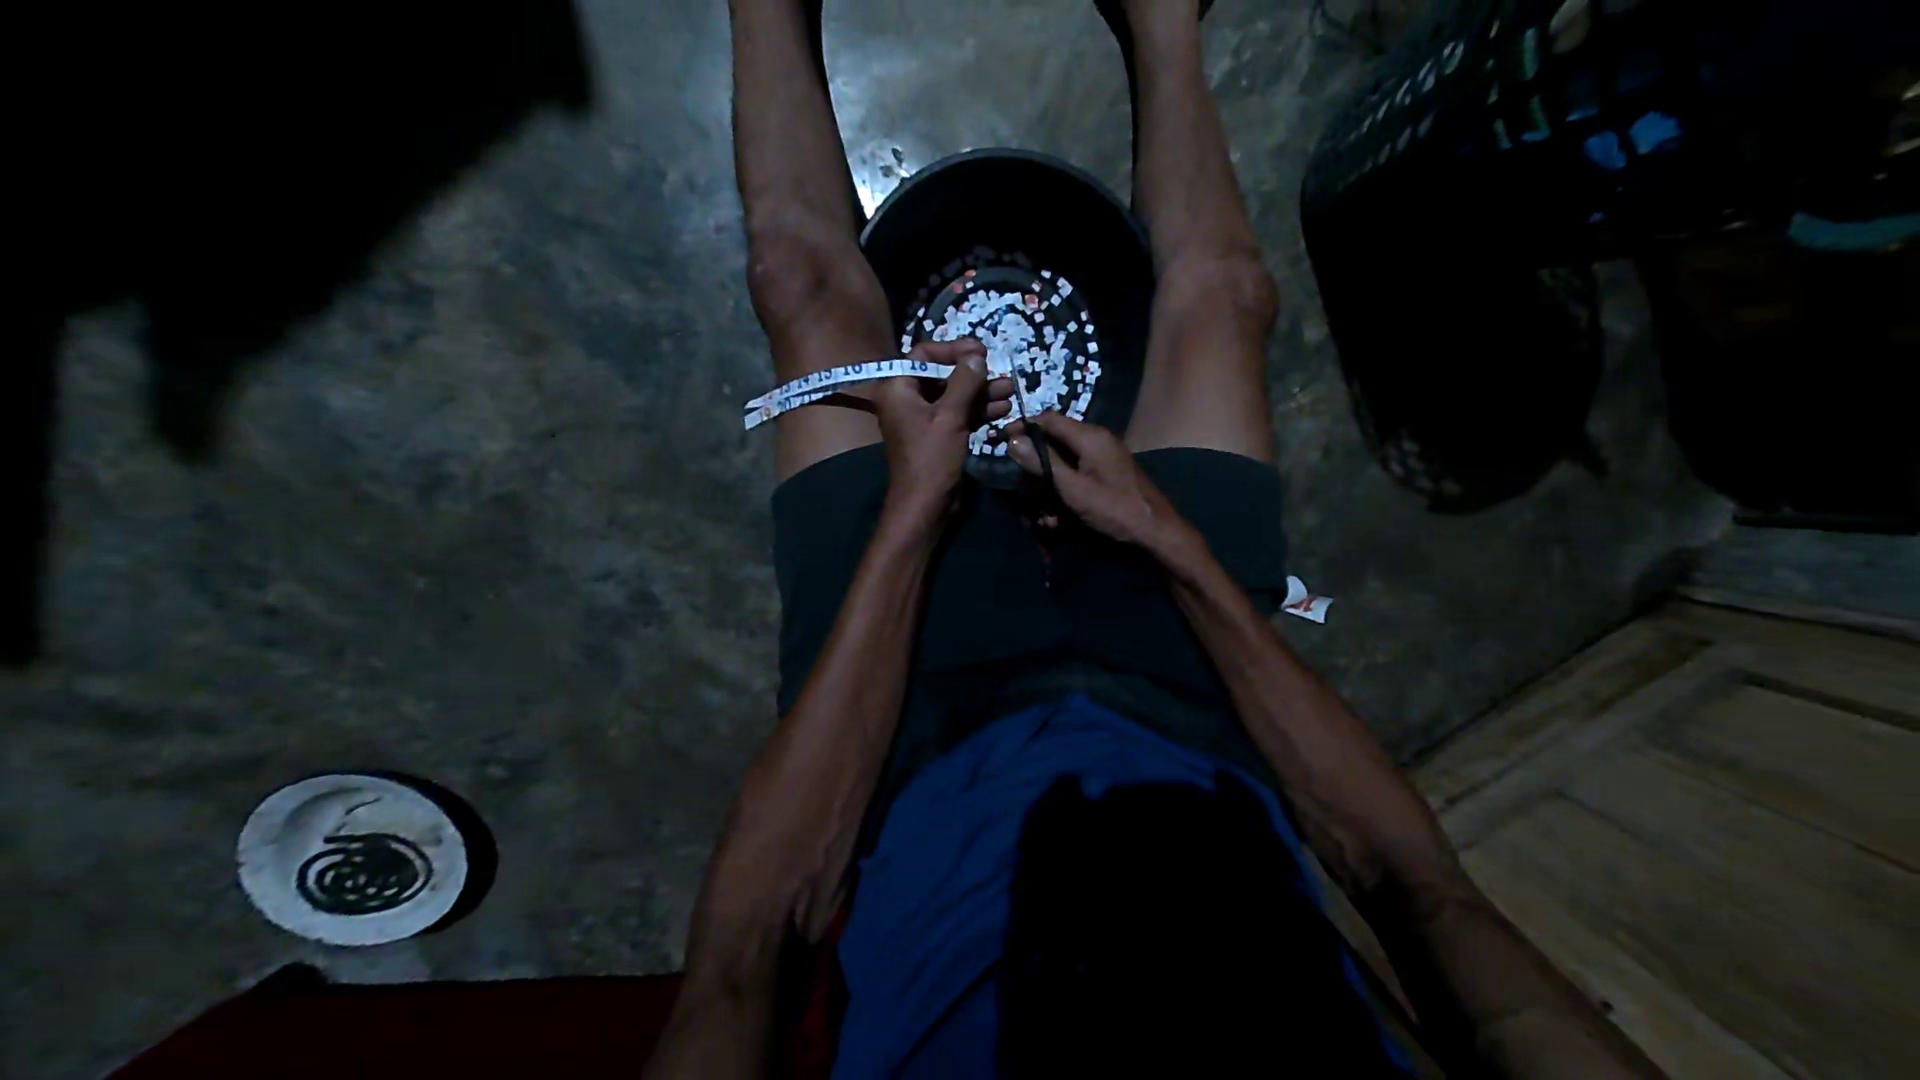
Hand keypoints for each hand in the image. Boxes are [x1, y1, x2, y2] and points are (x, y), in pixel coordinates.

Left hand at [871, 339, 1011, 524]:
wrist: (925, 504)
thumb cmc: (931, 458)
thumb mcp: (950, 416)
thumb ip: (964, 382)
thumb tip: (977, 357)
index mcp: (898, 388)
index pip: (923, 354)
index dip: (953, 350)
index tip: (981, 352)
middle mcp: (907, 399)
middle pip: (942, 375)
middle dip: (974, 375)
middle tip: (1001, 374)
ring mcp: (922, 418)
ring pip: (954, 396)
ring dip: (981, 393)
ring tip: (1010, 391)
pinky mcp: (937, 435)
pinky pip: (957, 414)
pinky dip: (977, 411)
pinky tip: (1003, 409)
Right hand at [1005, 411, 1196, 557]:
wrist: (1155, 532)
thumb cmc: (1114, 509)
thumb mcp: (1072, 488)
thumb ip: (1042, 462)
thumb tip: (1013, 439)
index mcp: (1090, 436)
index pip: (1048, 419)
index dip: (1023, 428)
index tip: (1001, 442)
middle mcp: (1096, 441)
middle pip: (1052, 444)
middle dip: (1036, 471)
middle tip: (1030, 495)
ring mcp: (1102, 458)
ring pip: (1061, 465)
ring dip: (1049, 490)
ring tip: (1047, 517)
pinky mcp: (1105, 475)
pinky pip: (1075, 477)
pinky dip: (1064, 496)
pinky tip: (1060, 522)